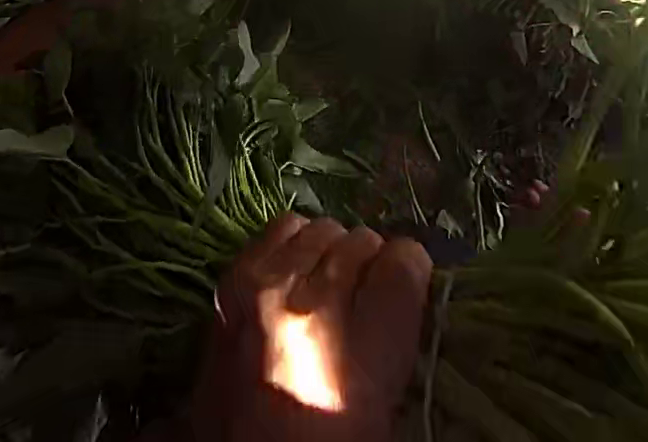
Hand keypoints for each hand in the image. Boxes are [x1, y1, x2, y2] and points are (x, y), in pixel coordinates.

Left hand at [186, 216, 433, 441]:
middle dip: (372, 263)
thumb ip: (396, 327)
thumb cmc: (322, 440)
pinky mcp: (236, 274)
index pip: (403, 264)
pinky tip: (298, 272)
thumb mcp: (383, 400)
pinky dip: (298, 243)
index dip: (411, 268)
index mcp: (359, 356)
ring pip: (326, 228)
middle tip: (364, 296)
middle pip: (364, 241)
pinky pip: (285, 227)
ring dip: (335, 251)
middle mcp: (311, 308)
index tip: (408, 280)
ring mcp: (267, 285)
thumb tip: (405, 269)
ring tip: (330, 283)